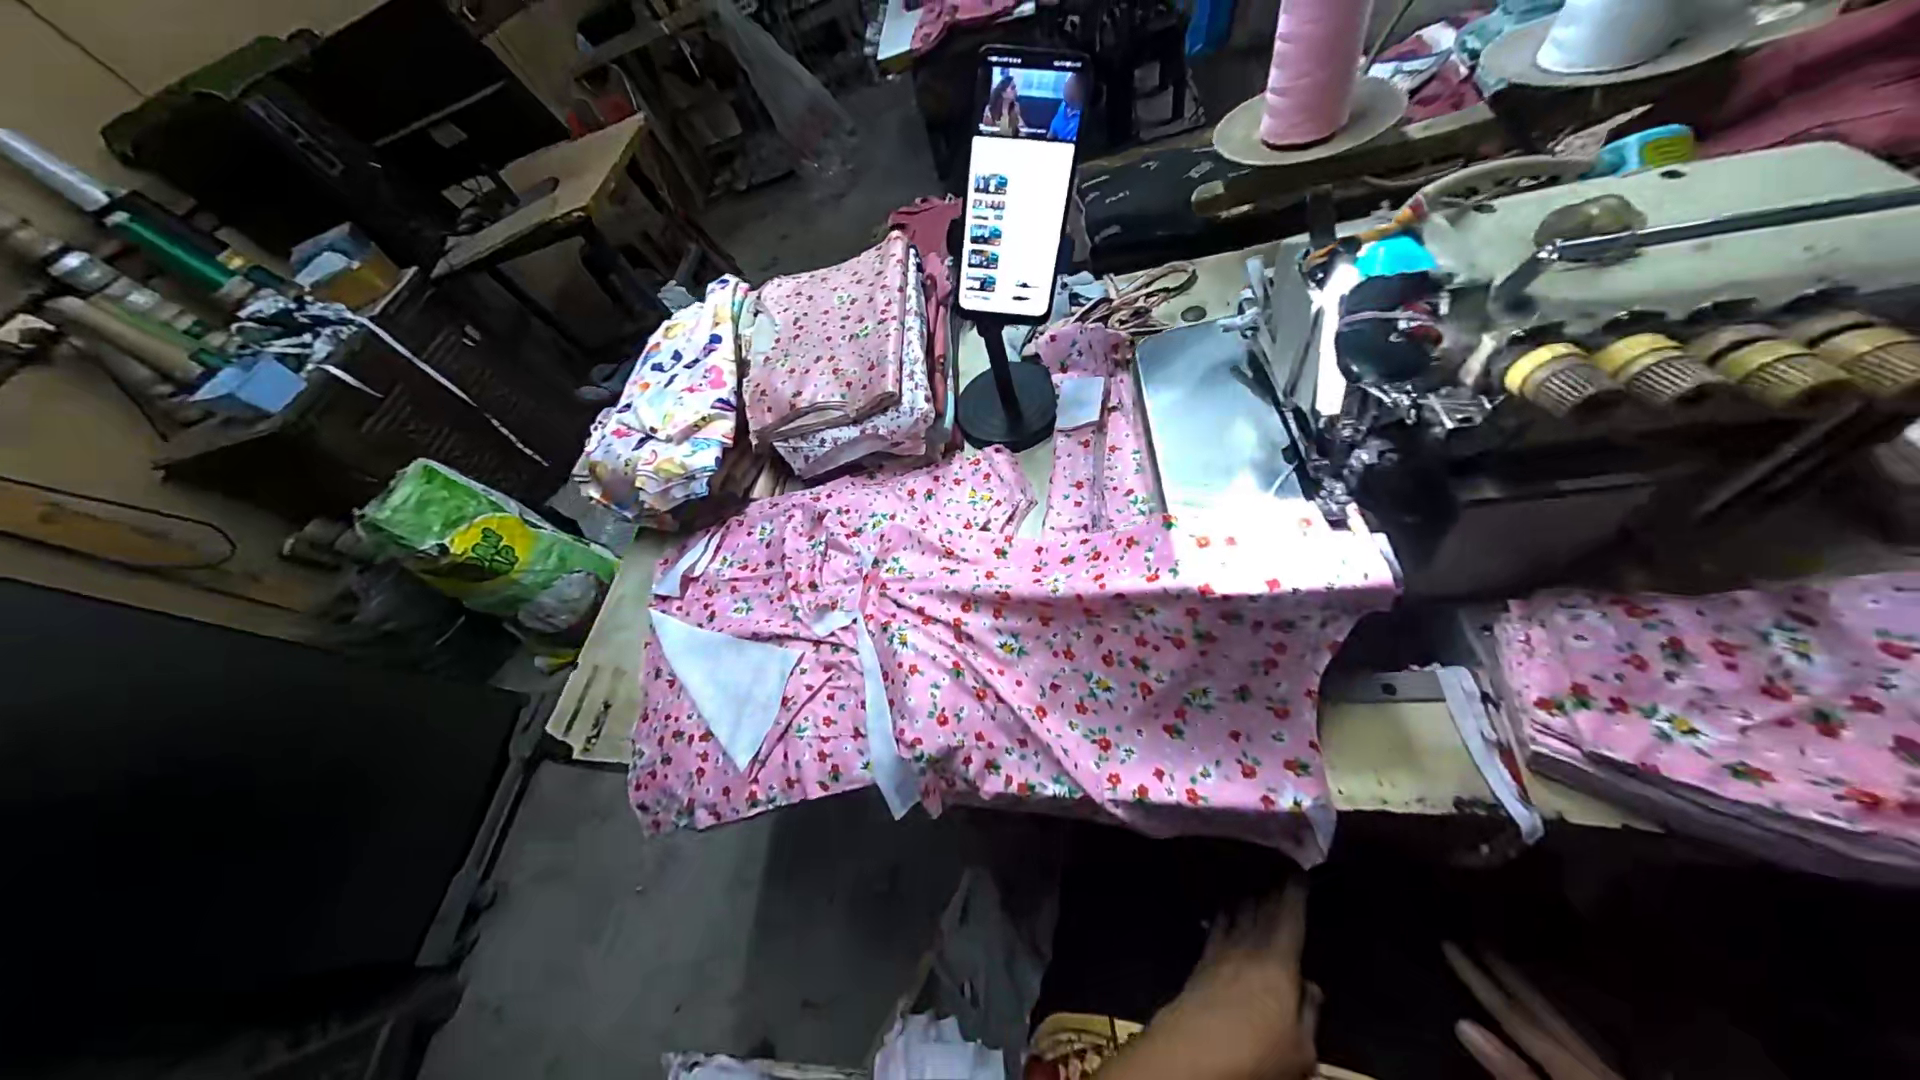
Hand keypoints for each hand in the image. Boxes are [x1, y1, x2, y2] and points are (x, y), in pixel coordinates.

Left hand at [1100, 882, 1319, 1079]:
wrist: (1193, 1053)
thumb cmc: (1258, 1056)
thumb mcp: (1302, 1049)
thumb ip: (1308, 1013)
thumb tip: (1310, 985)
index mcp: (1279, 962)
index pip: (1289, 918)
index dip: (1294, 893)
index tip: (1299, 872)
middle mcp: (1248, 946)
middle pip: (1261, 910)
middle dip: (1272, 891)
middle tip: (1279, 873)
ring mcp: (1220, 952)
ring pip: (1237, 914)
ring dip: (1247, 899)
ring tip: (1255, 887)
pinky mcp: (1200, 963)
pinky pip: (1215, 929)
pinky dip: (1223, 915)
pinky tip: (1223, 911)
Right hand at [1442, 943, 1621, 1079]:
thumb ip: (1514, 1075)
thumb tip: (1464, 1024)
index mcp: (1574, 1073)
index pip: (1515, 1017)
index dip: (1479, 980)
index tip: (1450, 946)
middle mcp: (1594, 1069)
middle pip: (1546, 1016)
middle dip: (1509, 978)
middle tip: (1479, 942)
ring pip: (1571, 1028)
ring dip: (1536, 997)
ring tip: (1512, 970)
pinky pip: (1587, 1045)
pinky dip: (1567, 1024)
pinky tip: (1566, 1024)